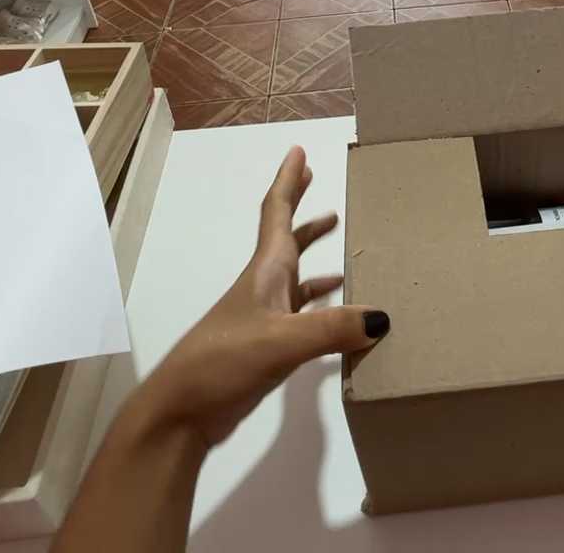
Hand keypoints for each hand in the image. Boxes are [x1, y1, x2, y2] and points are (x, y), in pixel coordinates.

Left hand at [131, 147, 388, 445]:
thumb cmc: (225, 361)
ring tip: (339, 235)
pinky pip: (301, 310)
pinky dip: (320, 301)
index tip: (298, 152)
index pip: (278, 212)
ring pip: (294, 272)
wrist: (182, 412)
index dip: (288, 180)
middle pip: (286, 235)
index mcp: (266, 271)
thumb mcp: (284, 341)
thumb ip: (334, 328)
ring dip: (313, 250)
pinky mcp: (266, 345)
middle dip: (300, 205)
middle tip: (316, 179)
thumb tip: (381, 317)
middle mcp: (264, 285)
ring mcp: (263, 316)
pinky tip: (339, 311)